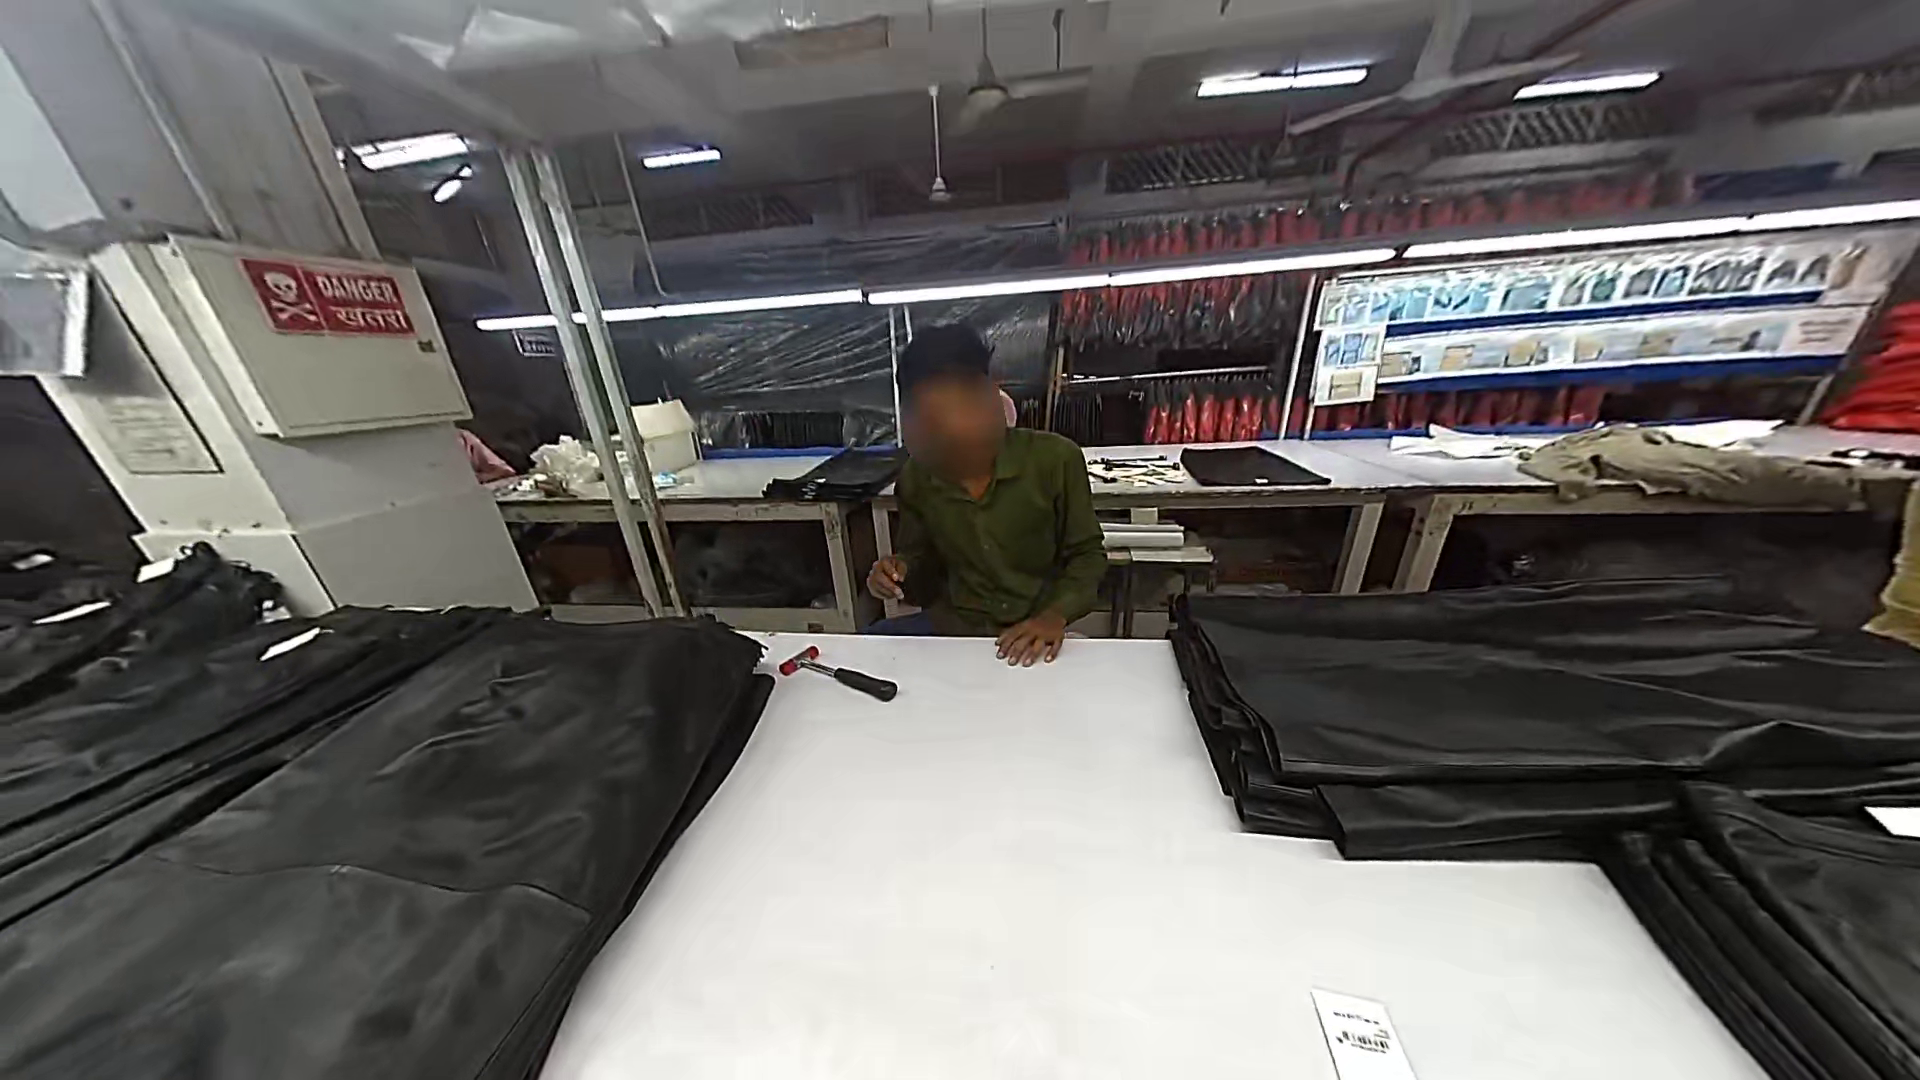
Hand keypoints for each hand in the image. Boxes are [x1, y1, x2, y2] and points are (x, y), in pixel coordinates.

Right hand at [867, 555, 907, 600]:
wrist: (892, 570)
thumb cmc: (897, 567)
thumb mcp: (902, 566)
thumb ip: (901, 571)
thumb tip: (900, 579)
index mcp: (883, 561)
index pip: (885, 565)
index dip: (891, 572)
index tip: (897, 578)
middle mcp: (875, 569)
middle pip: (879, 577)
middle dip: (890, 586)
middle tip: (899, 592)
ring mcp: (871, 578)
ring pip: (877, 586)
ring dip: (888, 593)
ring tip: (898, 595)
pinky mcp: (871, 587)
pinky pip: (876, 593)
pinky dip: (885, 595)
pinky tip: (892, 595)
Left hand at [996, 612, 1066, 666]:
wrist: (1055, 613)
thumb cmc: (1035, 623)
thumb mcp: (1021, 625)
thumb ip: (1010, 633)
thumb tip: (997, 643)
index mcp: (1025, 627)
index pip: (1013, 636)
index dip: (1006, 646)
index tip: (1000, 655)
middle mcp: (1034, 630)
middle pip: (1024, 642)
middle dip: (1016, 652)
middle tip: (1011, 662)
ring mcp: (1046, 634)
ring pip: (1038, 645)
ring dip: (1032, 654)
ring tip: (1025, 664)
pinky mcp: (1058, 637)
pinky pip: (1055, 645)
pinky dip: (1052, 652)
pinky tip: (1047, 660)